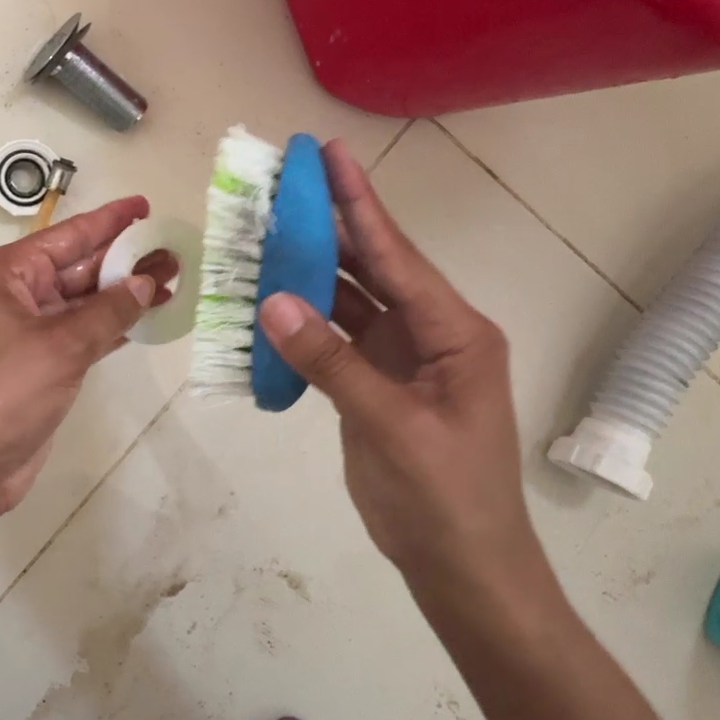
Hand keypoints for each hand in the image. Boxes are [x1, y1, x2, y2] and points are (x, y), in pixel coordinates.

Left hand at [0, 197, 167, 529]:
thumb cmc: (3, 391)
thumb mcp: (60, 345)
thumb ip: (108, 312)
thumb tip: (146, 281)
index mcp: (8, 275)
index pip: (68, 237)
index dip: (109, 221)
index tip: (146, 207)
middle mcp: (18, 295)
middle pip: (79, 266)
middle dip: (125, 258)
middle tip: (176, 250)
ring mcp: (31, 332)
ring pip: (86, 301)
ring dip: (126, 292)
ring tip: (174, 279)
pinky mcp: (44, 365)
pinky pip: (86, 333)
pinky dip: (116, 325)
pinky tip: (149, 316)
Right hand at [257, 143, 543, 590]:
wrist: (458, 565)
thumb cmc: (446, 496)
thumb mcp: (393, 427)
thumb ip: (333, 362)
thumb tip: (272, 301)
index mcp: (454, 332)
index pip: (395, 256)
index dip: (360, 203)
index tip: (328, 154)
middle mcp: (427, 332)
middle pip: (370, 265)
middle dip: (327, 223)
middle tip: (281, 182)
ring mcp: (398, 357)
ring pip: (345, 298)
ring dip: (306, 269)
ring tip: (260, 230)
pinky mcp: (371, 382)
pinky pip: (330, 337)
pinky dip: (298, 320)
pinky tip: (263, 300)